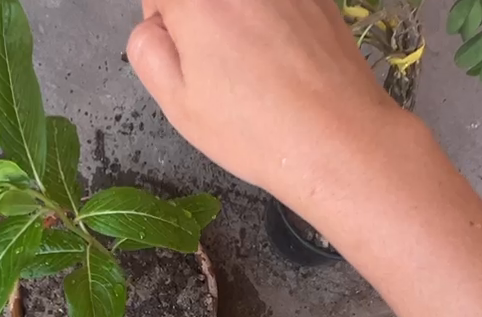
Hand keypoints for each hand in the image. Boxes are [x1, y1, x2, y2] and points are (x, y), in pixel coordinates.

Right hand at [127, 0, 413, 199]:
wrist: (334, 138)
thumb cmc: (253, 129)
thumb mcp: (178, 104)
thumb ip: (148, 51)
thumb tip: (154, 27)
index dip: (166, 26)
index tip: (185, 59)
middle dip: (201, 20)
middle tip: (222, 68)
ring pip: (242, 4)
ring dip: (239, 22)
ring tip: (257, 70)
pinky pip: (276, 7)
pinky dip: (273, 24)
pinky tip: (285, 65)